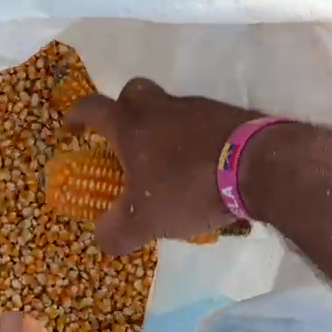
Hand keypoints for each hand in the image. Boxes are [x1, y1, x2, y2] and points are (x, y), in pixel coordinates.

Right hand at [65, 78, 262, 254]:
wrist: (260, 166)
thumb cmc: (188, 187)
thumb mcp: (145, 220)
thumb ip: (116, 231)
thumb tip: (102, 240)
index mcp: (131, 126)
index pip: (93, 108)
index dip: (77, 115)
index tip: (71, 126)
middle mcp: (160, 109)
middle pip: (133, 92)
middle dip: (124, 109)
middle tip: (126, 136)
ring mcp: (197, 108)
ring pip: (171, 109)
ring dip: (164, 128)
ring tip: (170, 165)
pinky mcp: (229, 116)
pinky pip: (203, 123)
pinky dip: (196, 140)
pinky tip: (204, 168)